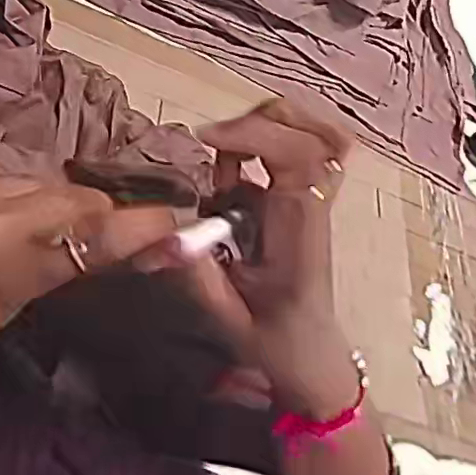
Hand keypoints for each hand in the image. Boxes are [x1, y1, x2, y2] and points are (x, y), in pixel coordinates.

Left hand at [0, 170, 178, 392]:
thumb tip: (104, 251)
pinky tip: (16, 219)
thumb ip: (52, 271)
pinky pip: (11, 180)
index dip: (140, 226)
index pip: (91, 230)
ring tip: (59, 232)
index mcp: (2, 257)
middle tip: (113, 237)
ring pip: (46, 183)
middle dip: (102, 214)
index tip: (174, 226)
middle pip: (76, 195)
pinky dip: (28, 198)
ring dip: (64, 205)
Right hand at [178, 96, 361, 414]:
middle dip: (259, 120)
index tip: (208, 140)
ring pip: (311, 131)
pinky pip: (296, 147)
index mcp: (300, 230)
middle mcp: (313, 205)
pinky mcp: (301, 196)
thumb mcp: (227, 316)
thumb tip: (162, 230)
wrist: (312, 354)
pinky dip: (264, 140)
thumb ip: (197, 273)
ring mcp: (312, 197)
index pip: (299, 159)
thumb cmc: (275, 340)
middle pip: (313, 130)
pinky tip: (234, 169)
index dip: (254, 135)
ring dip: (263, 127)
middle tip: (215, 143)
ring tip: (225, 154)